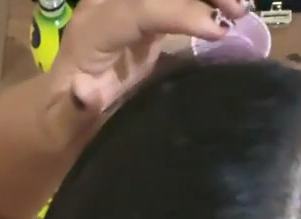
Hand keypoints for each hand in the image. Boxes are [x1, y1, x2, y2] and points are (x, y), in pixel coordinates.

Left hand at [55, 0, 249, 113]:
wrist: (59, 106)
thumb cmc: (62, 121)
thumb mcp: (63, 124)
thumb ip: (73, 110)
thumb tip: (84, 91)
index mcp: (92, 31)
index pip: (139, 7)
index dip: (180, 11)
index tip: (216, 31)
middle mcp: (107, 5)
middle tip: (238, 12)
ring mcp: (125, 5)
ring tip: (241, 9)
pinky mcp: (140, 12)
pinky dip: (200, 1)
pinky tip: (227, 10)